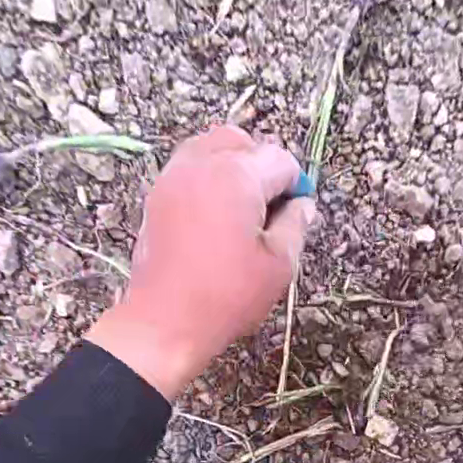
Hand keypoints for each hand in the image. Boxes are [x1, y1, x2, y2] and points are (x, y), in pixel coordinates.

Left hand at [87, 126, 315, 396]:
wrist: (167, 321)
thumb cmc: (230, 295)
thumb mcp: (279, 265)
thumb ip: (296, 225)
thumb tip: (304, 205)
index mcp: (237, 176)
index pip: (280, 159)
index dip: (296, 185)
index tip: (297, 215)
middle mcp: (201, 163)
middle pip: (241, 141)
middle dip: (263, 166)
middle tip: (272, 209)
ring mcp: (173, 176)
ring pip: (211, 148)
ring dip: (234, 169)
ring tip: (245, 213)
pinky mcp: (158, 195)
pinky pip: (190, 168)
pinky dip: (210, 180)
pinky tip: (218, 218)